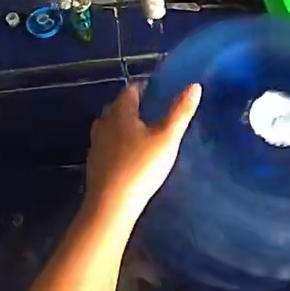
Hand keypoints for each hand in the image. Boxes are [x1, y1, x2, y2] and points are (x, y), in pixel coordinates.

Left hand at [84, 82, 201, 220]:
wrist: (111, 205)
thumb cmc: (141, 167)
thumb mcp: (168, 138)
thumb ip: (181, 112)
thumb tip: (195, 86)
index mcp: (120, 112)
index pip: (131, 90)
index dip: (145, 88)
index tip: (159, 91)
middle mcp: (104, 122)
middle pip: (120, 107)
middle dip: (135, 106)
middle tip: (155, 111)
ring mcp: (96, 143)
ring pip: (112, 126)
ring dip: (126, 125)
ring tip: (144, 132)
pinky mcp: (94, 163)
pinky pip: (108, 144)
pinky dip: (119, 143)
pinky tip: (130, 155)